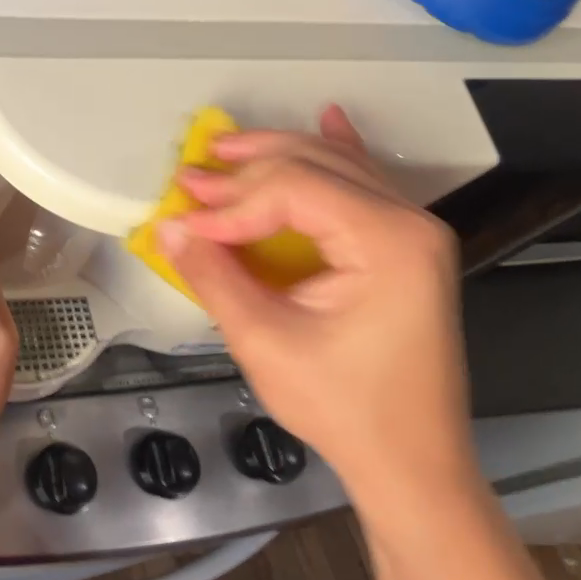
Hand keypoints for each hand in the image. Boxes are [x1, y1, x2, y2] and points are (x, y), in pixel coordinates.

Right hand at [158, 106, 474, 499]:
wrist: (412, 463)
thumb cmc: (343, 406)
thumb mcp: (265, 341)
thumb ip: (214, 276)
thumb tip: (167, 226)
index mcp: (387, 241)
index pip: (293, 190)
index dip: (231, 204)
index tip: (184, 225)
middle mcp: (408, 222)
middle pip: (315, 165)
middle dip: (246, 168)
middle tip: (189, 176)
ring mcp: (412, 232)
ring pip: (336, 166)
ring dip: (277, 156)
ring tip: (223, 151)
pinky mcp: (405, 247)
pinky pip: (364, 183)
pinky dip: (339, 150)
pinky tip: (331, 117)